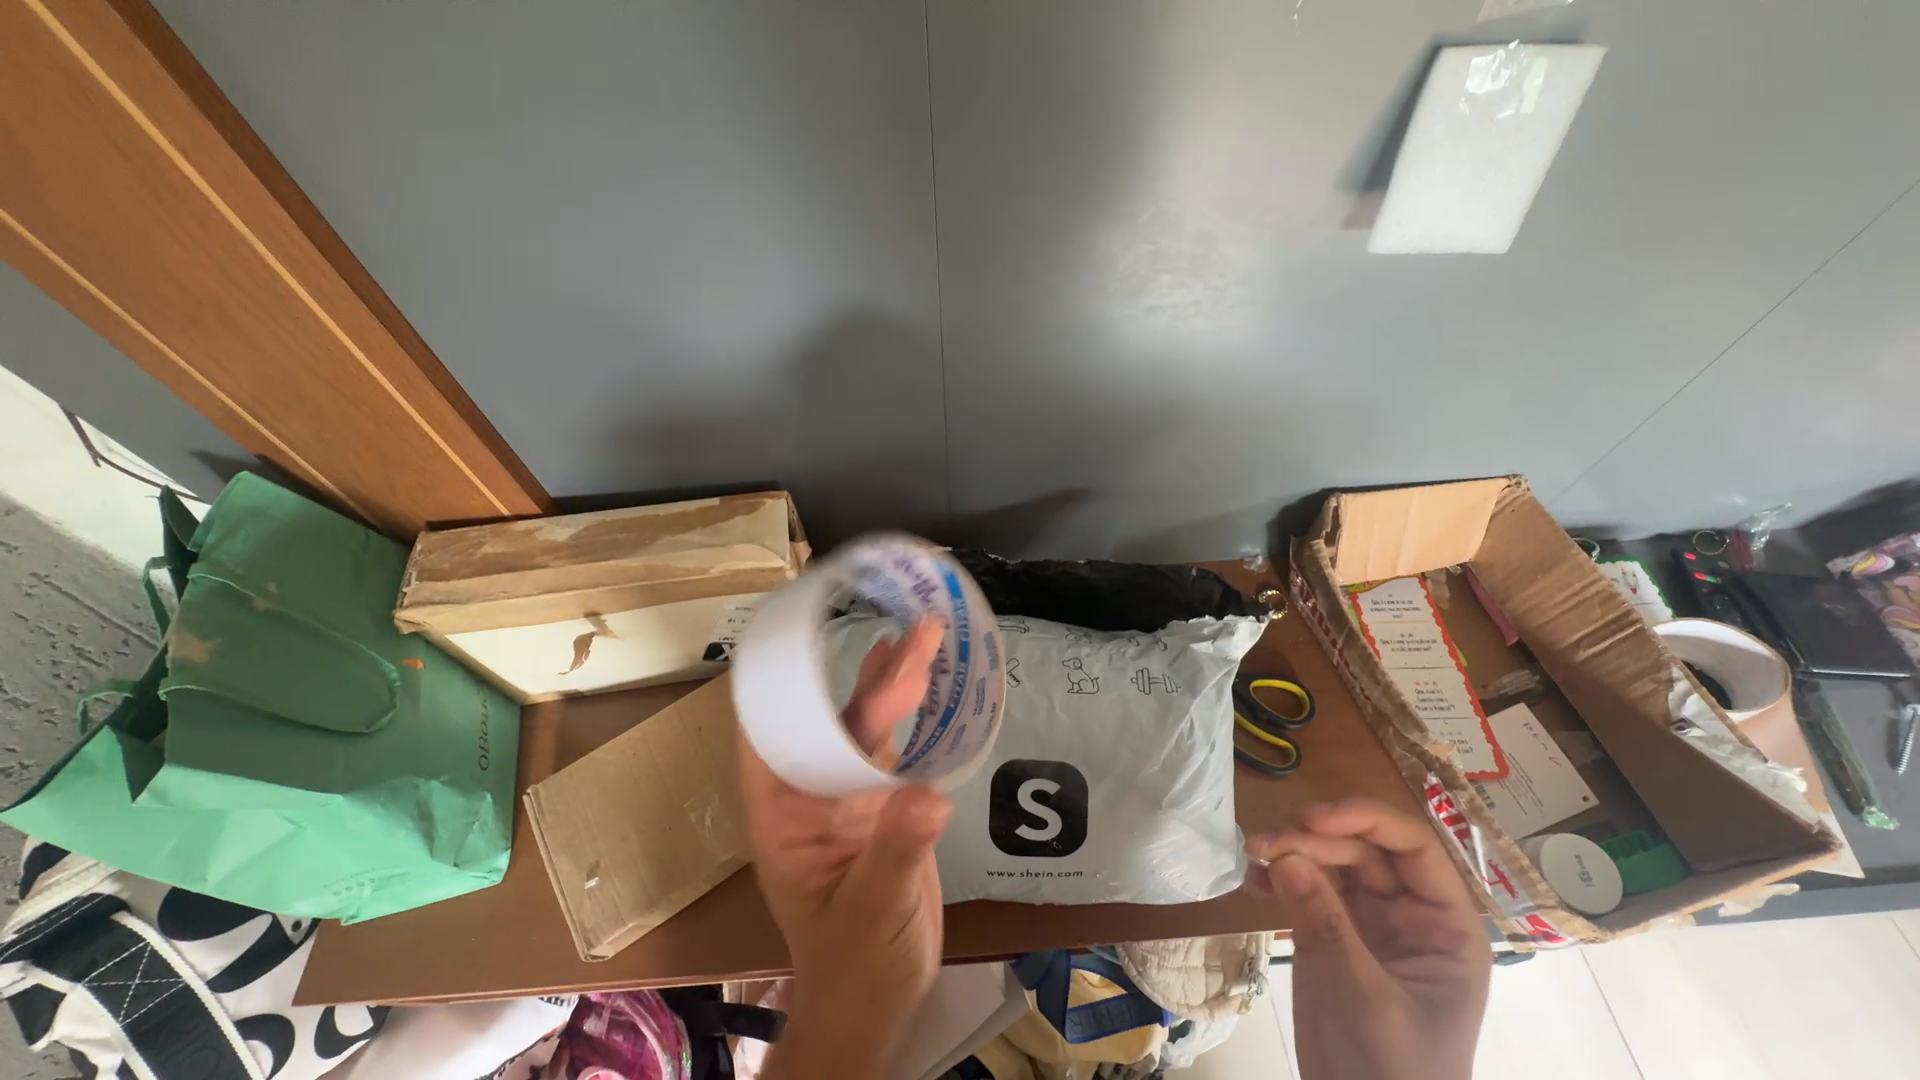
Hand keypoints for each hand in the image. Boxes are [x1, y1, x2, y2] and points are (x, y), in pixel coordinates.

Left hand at [740, 619, 950, 1077]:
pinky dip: (911, 718)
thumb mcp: (871, 911)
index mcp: (785, 815)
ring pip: (866, 732)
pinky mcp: (883, 806)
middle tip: (913, 639)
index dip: (782, 688)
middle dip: (871, 683)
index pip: (769, 739)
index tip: (805, 639)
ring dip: (893, 688)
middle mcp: (811, 795)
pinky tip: (927, 684)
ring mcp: (848, 799)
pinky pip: (894, 752)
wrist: (878, 999)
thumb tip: (929, 798)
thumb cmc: (855, 965)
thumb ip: (896, 851)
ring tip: (923, 638)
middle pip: (834, 726)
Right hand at [1250, 799, 1490, 1079]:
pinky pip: (1306, 889)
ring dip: (1290, 851)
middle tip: (1263, 845)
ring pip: (1331, 863)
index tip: (1311, 819)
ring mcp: (1369, 923)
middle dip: (1313, 839)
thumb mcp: (1364, 998)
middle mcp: (1411, 913)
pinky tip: (1251, 879)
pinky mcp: (1332, 936)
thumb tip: (1285, 857)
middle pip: (1363, 849)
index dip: (1365, 819)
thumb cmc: (1391, 1070)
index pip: (1413, 847)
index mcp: (1446, 925)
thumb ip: (1327, 925)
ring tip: (1251, 854)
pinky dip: (1278, 878)